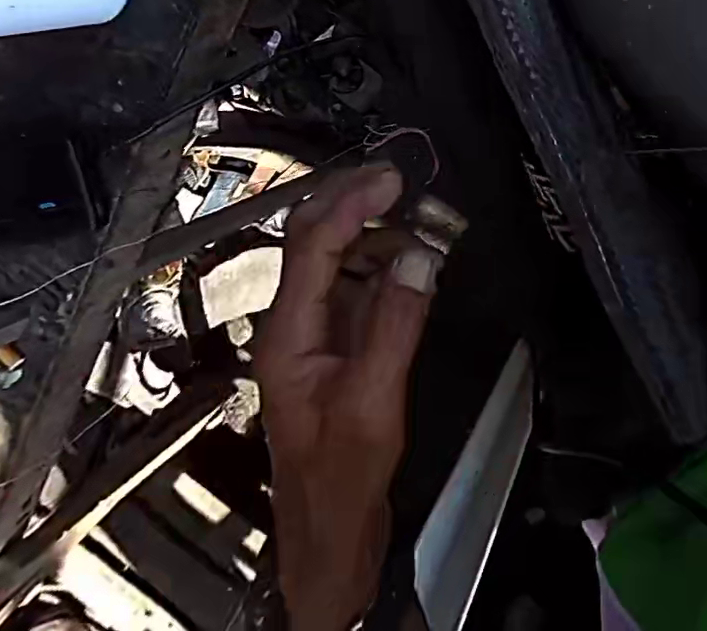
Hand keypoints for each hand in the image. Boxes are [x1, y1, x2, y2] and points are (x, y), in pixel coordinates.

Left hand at [253, 164, 440, 630]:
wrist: (329, 528)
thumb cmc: (341, 474)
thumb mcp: (374, 402)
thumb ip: (396, 325)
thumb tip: (420, 257)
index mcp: (287, 334)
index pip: (312, 248)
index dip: (350, 206)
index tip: (390, 180)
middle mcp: (293, 320)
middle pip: (310, 240)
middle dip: (349, 200)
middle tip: (396, 178)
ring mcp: (314, 327)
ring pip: (334, 256)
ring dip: (372, 228)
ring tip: (414, 213)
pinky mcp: (336, 338)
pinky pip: (356, 282)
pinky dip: (383, 259)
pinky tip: (410, 254)